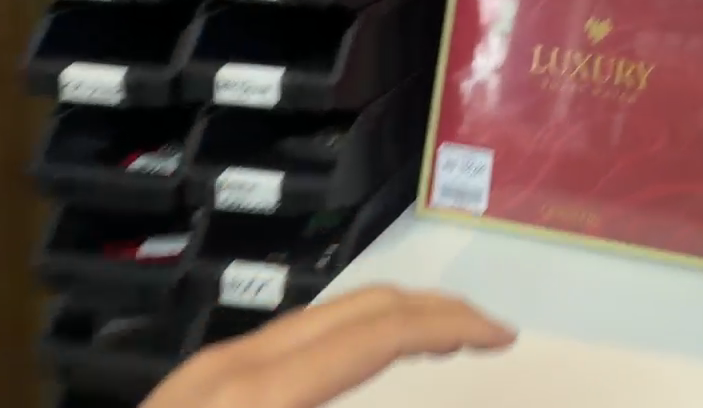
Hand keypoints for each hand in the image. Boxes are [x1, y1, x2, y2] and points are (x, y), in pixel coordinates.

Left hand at [141, 287, 516, 407]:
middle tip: (490, 333)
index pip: (380, 331)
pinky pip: (300, 339)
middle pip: (362, 305)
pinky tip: (369, 358)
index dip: (453, 325)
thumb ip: (337, 401)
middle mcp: (234, 366)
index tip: (506, 339)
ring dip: (399, 317)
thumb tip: (421, 390)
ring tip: (445, 338)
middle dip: (437, 309)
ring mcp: (209, 374)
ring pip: (332, 313)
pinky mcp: (197, 391)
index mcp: (252, 397)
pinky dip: (355, 335)